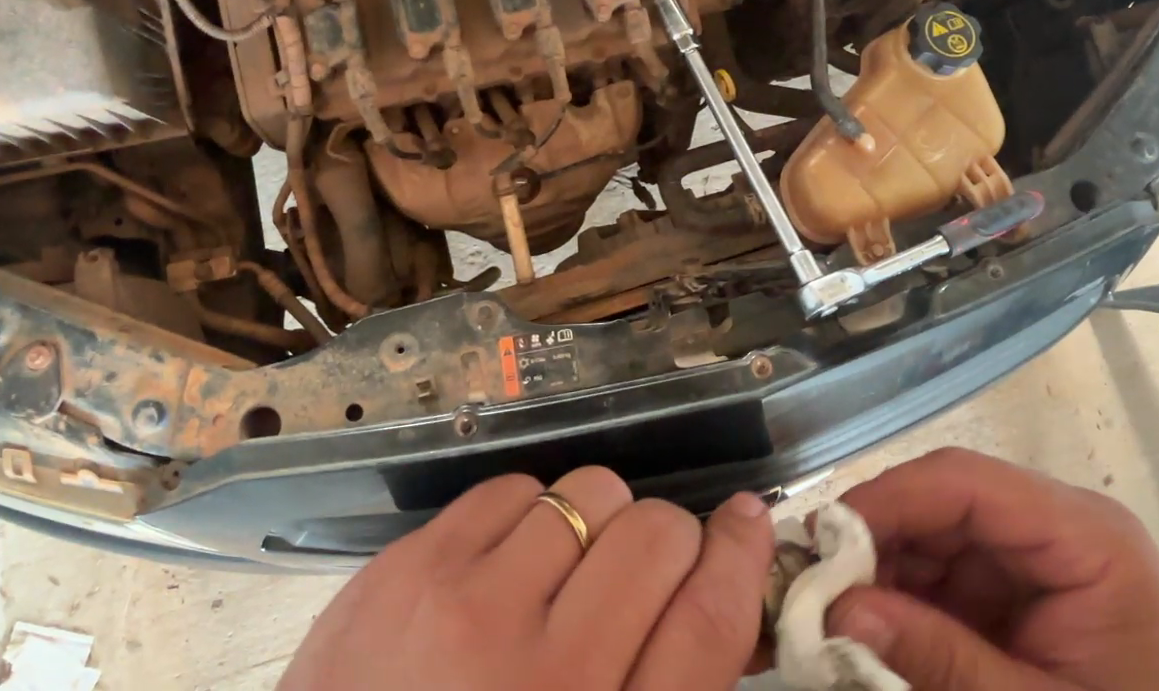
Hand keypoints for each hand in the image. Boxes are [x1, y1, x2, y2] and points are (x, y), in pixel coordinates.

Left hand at [279, 467, 772, 690]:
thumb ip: (663, 684)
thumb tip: (715, 581)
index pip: (708, 625)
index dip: (740, 559)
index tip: (749, 520)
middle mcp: (546, 672)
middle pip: (656, 538)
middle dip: (667, 536)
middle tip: (641, 567)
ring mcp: (469, 607)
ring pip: (590, 493)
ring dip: (597, 520)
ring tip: (568, 565)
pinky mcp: (409, 566)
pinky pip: (513, 487)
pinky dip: (529, 513)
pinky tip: (508, 560)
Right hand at [827, 448, 1158, 690]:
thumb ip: (944, 662)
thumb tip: (837, 609)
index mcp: (1084, 537)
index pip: (964, 481)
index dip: (887, 500)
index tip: (822, 544)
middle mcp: (1055, 530)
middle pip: (939, 505)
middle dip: (874, 544)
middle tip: (814, 589)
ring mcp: (1033, 563)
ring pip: (930, 540)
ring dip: (879, 576)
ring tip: (831, 616)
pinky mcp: (1017, 598)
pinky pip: (941, 580)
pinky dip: (901, 604)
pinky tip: (869, 632)